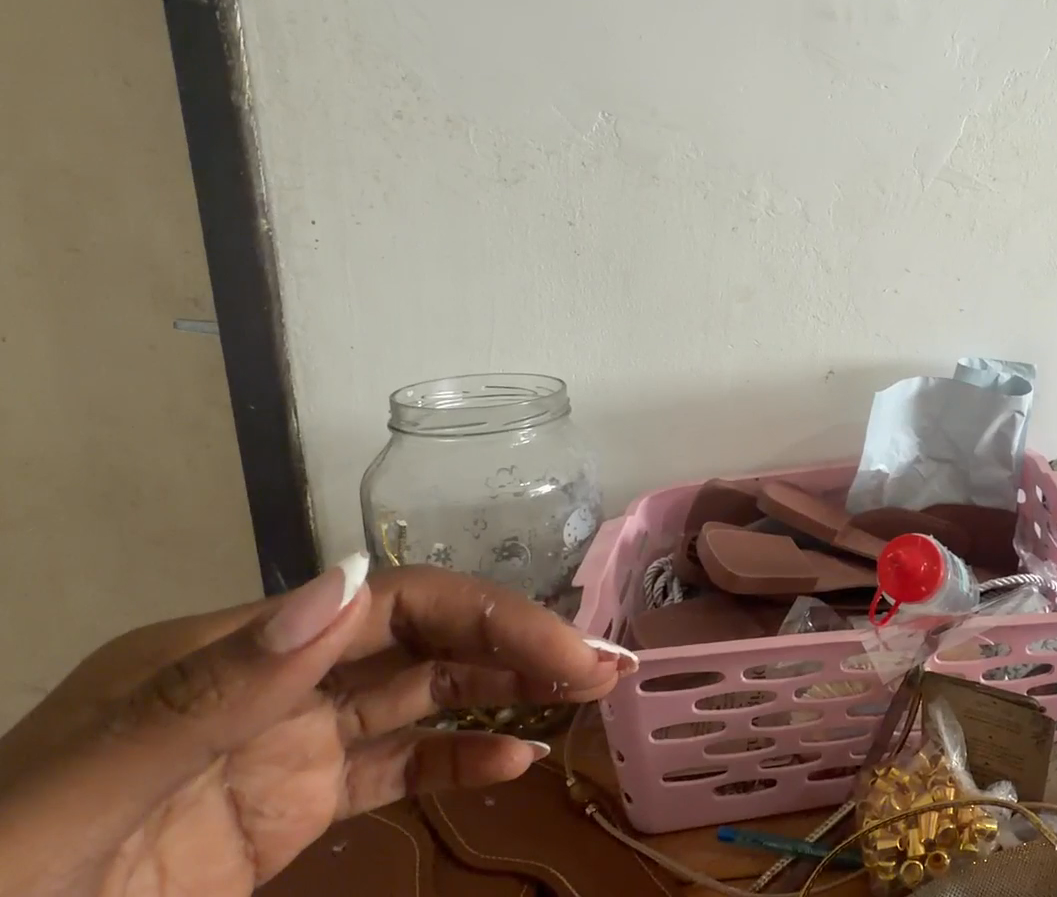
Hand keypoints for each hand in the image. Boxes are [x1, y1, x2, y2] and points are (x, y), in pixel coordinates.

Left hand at [0, 556, 639, 896]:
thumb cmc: (2, 879)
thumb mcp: (76, 797)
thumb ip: (208, 692)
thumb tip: (349, 581)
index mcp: (236, 650)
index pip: (397, 604)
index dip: (491, 619)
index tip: (566, 656)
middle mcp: (278, 678)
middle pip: (427, 639)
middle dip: (521, 645)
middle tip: (604, 670)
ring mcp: (290, 741)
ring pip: (427, 692)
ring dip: (509, 687)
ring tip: (587, 694)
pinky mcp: (296, 803)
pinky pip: (397, 765)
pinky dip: (461, 756)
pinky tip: (516, 759)